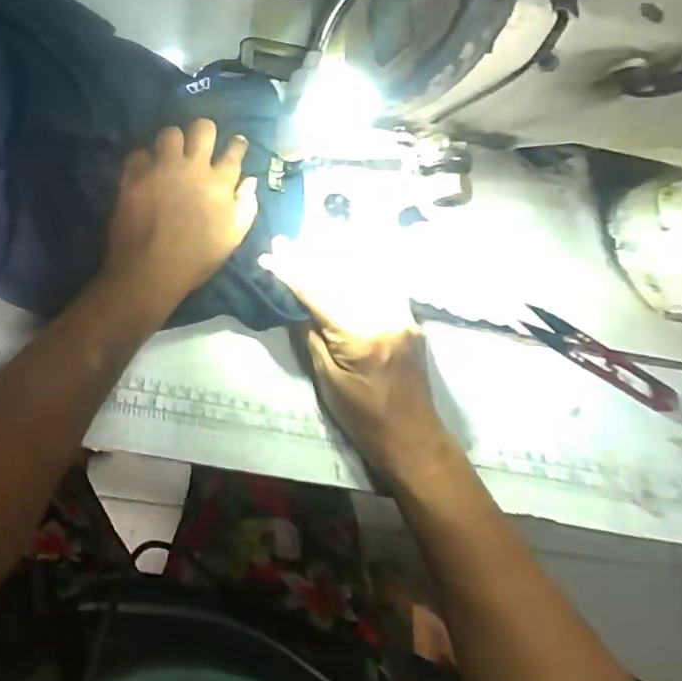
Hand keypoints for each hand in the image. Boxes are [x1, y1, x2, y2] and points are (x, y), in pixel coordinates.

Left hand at [100, 120, 258, 307]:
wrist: (149, 271)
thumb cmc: (196, 259)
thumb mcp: (232, 238)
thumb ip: (245, 206)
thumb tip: (249, 181)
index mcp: (219, 183)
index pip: (234, 151)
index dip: (237, 144)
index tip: (235, 143)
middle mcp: (192, 168)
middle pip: (202, 129)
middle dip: (203, 129)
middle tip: (199, 140)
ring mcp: (160, 169)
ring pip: (169, 133)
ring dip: (172, 141)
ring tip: (169, 153)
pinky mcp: (134, 176)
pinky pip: (139, 154)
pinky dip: (143, 160)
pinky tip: (145, 170)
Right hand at [259, 236, 452, 477]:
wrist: (413, 438)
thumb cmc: (362, 416)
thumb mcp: (326, 378)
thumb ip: (311, 335)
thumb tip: (294, 304)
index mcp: (361, 336)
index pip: (318, 294)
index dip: (290, 273)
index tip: (268, 257)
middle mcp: (385, 318)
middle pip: (340, 278)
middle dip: (308, 259)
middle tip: (282, 242)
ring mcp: (402, 316)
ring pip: (362, 275)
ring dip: (332, 258)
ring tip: (308, 242)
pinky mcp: (408, 320)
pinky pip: (381, 285)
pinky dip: (359, 270)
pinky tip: (344, 259)